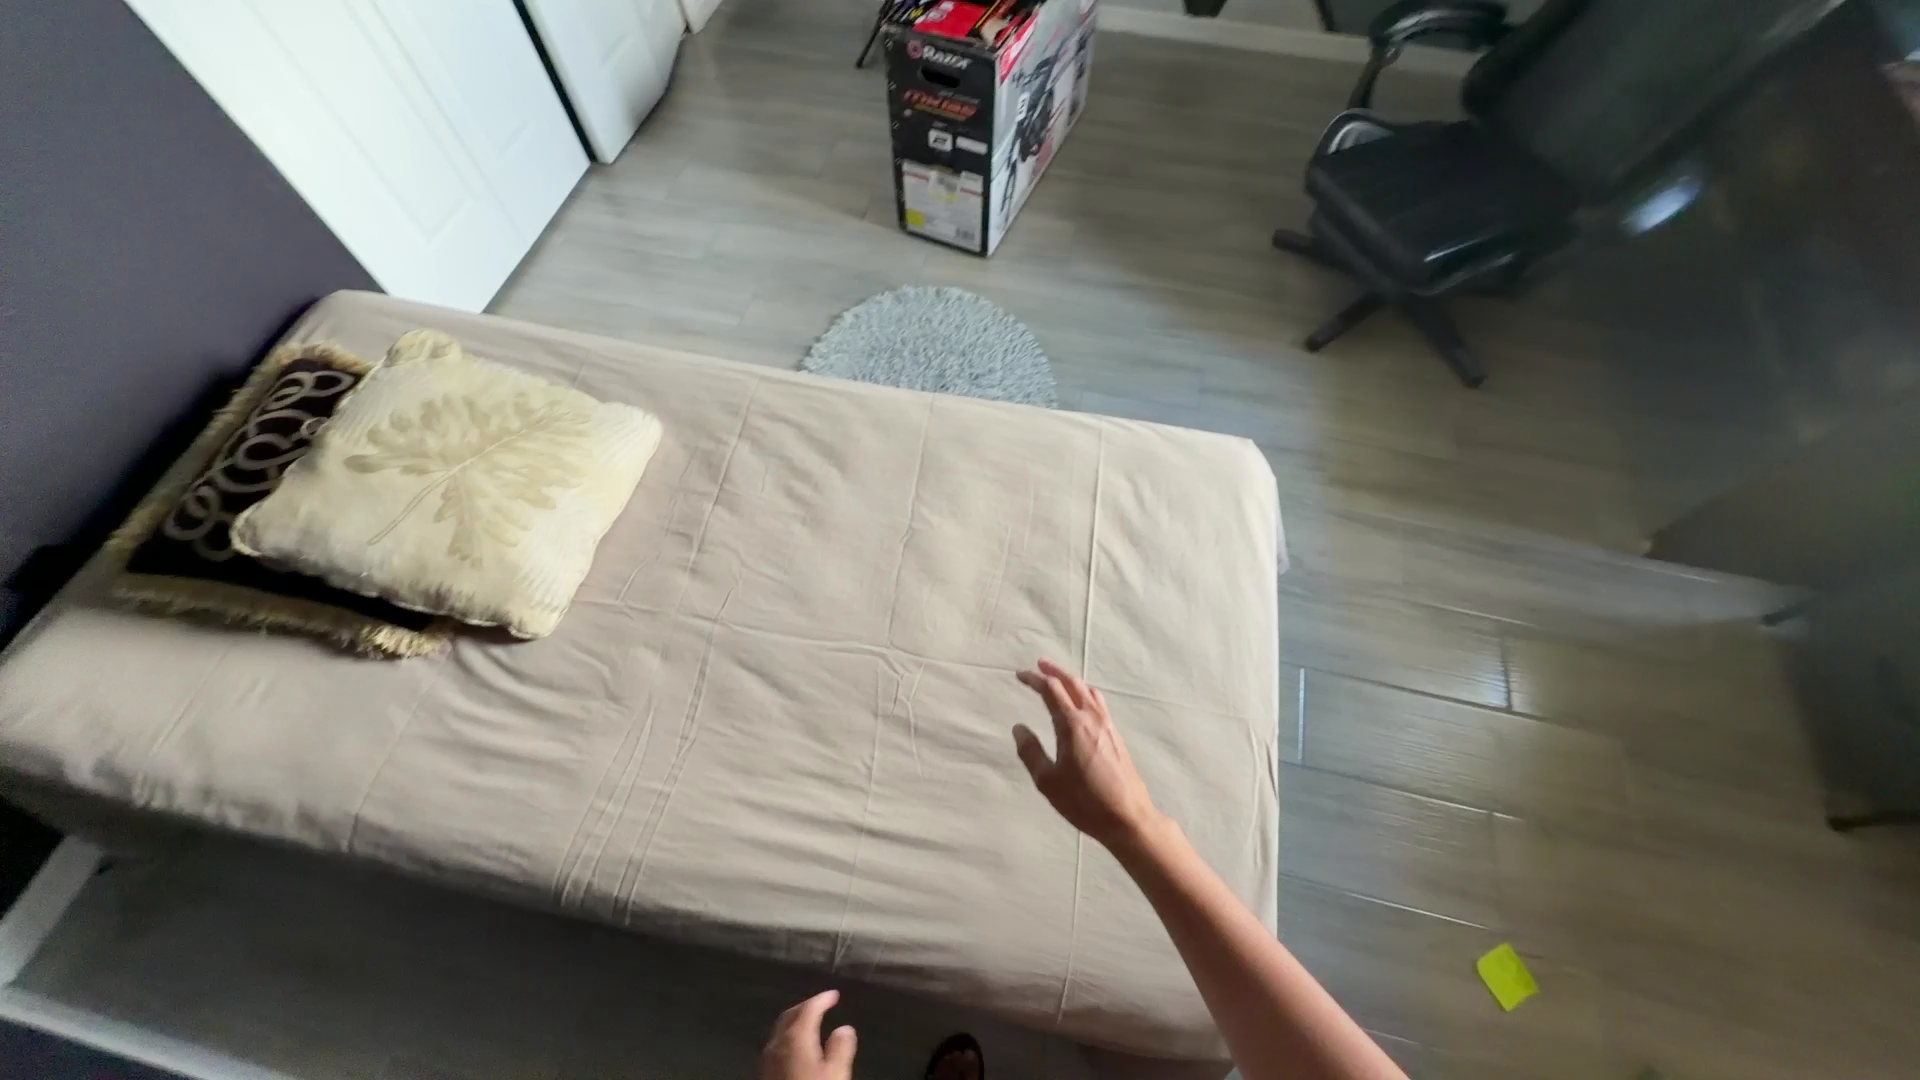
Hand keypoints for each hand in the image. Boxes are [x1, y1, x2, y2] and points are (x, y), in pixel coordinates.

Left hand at [759, 990, 856, 1079]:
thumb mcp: (836, 1075)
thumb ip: (841, 1048)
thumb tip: (844, 1028)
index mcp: (795, 1038)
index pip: (808, 1008)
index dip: (822, 999)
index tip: (835, 995)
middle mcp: (777, 1044)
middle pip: (790, 1016)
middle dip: (805, 1007)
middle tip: (821, 1005)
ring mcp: (767, 1062)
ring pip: (780, 1031)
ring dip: (795, 1022)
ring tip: (810, 1024)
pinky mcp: (764, 1076)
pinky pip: (776, 1046)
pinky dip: (788, 1038)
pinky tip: (796, 1050)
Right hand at [1013, 659, 1162, 849]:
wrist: (1128, 817)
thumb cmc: (1084, 802)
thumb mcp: (1048, 782)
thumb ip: (1031, 752)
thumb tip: (1018, 727)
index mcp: (1072, 725)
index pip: (1051, 691)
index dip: (1034, 679)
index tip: (1020, 675)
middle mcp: (1092, 718)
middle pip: (1072, 683)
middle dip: (1054, 671)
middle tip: (1039, 664)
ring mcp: (1107, 725)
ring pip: (1088, 691)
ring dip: (1071, 680)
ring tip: (1059, 679)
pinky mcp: (1116, 735)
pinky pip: (1098, 702)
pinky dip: (1084, 692)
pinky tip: (1081, 702)